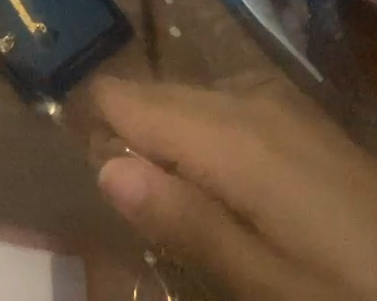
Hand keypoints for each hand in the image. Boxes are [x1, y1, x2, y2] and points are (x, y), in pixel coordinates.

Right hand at [92, 76, 376, 299]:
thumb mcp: (283, 290)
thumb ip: (191, 223)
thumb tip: (103, 165)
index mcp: (233, 138)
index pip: (126, 101)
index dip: (91, 126)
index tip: (68, 165)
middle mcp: (251, 104)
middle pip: (154, 95)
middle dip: (120, 131)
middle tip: (110, 196)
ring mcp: (285, 110)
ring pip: (189, 102)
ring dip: (160, 138)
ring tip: (151, 196)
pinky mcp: (309, 126)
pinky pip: (225, 112)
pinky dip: (199, 139)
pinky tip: (208, 184)